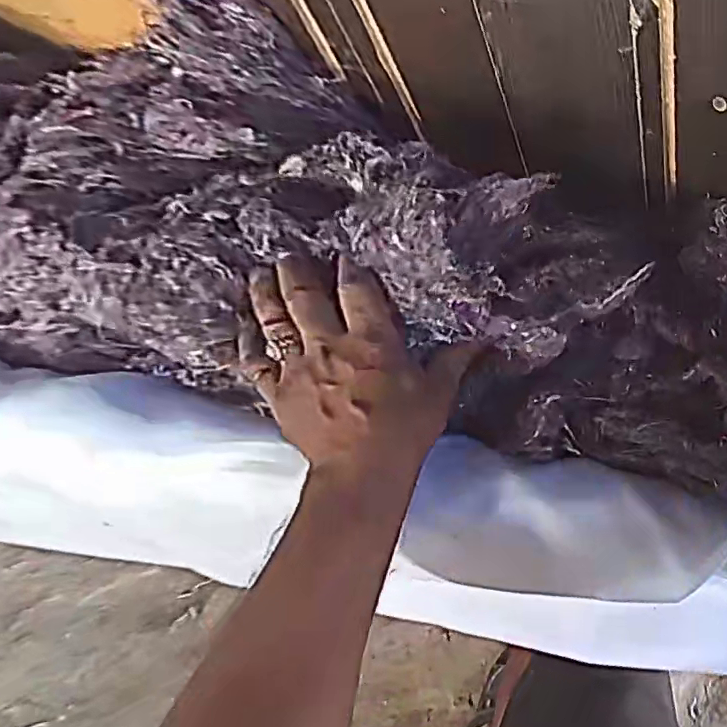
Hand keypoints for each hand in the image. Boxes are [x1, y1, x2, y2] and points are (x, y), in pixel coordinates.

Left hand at [239, 256, 477, 483]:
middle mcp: (329, 345)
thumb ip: (453, 361)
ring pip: (273, 320)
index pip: (356, 291)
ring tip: (260, 275)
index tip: (344, 259)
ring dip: (264, 294)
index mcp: (372, 341)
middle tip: (291, 256)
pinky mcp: (278, 392)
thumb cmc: (404, 430)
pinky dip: (246, 342)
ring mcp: (298, 367)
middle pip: (305, 295)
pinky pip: (254, 361)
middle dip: (297, 270)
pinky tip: (244, 330)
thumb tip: (483, 340)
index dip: (349, 270)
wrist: (362, 470)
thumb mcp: (437, 393)